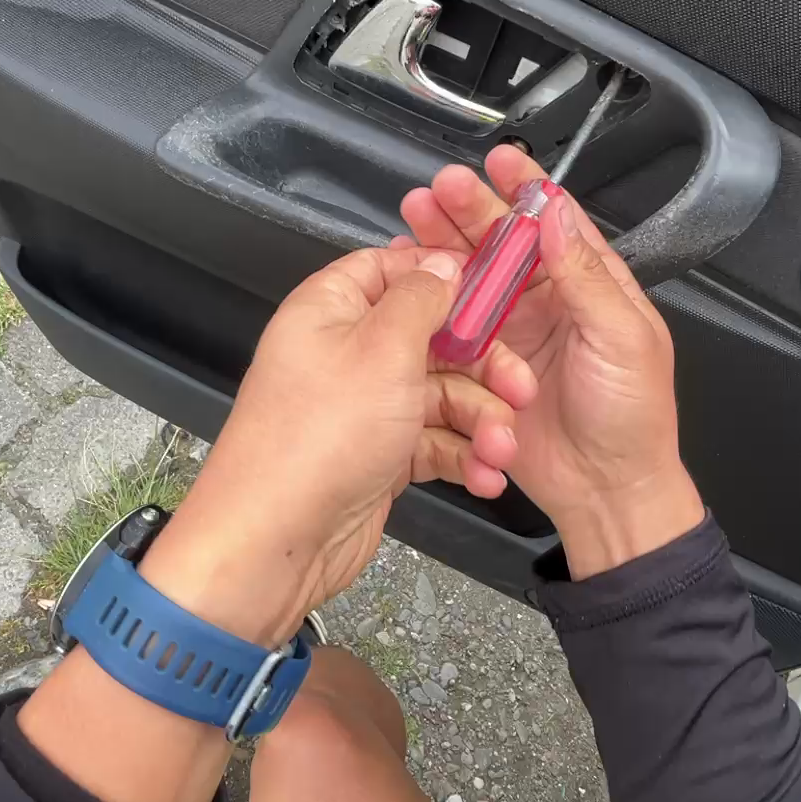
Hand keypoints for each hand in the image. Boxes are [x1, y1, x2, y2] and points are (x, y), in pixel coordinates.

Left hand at [139, 246, 535, 645]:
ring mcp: (365, 406)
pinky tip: (486, 478)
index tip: (494, 292)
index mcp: (333, 308)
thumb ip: (421, 298)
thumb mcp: (383, 348)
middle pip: (431, 338)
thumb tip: (443, 263)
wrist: (278, 539)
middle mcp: (348, 352)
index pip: (391, 269)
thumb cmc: (323, 432)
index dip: (443, 276)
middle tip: (522, 391)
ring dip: (480, 422)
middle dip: (483, 368)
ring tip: (502, 452)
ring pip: (440, 396)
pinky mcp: (380, 454)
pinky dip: (461, 457)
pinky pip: (431, 441)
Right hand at [395, 146, 704, 577]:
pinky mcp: (482, 364)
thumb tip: (556, 215)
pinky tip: (410, 275)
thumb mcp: (622, 336)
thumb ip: (586, 275)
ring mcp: (510, 331)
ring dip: (444, 245)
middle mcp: (546, 301)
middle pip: (501, 243)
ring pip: (471, 276)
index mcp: (589, 285)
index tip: (500, 160)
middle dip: (470, 210)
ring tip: (415, 216)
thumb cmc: (632, 414)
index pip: (554, 222)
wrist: (604, 487)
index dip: (525, 189)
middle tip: (440, 186)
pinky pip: (453, 324)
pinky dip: (431, 299)